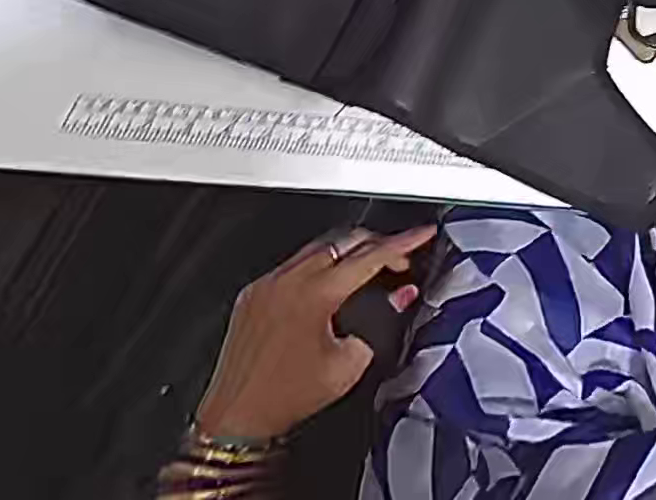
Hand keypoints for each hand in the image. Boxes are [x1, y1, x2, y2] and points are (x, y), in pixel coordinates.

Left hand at [194, 225, 436, 441]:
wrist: (233, 420)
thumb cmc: (285, 398)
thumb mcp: (349, 363)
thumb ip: (382, 321)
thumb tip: (403, 295)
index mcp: (316, 294)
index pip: (372, 255)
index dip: (404, 243)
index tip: (422, 234)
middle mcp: (290, 280)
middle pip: (349, 239)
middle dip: (381, 243)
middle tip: (400, 258)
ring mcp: (269, 283)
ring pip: (322, 245)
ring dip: (351, 250)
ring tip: (368, 267)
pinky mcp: (254, 291)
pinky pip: (296, 261)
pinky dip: (321, 263)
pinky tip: (331, 281)